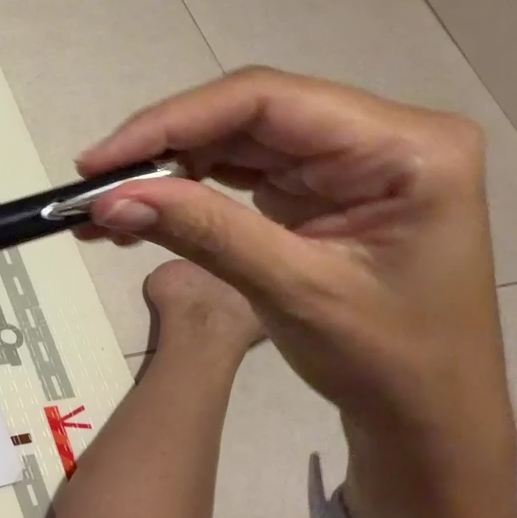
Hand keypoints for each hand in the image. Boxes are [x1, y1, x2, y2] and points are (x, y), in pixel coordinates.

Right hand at [76, 68, 516, 517]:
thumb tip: (108, 201)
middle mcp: (377, 138)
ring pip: (232, 143)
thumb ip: (204, 232)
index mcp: (403, 146)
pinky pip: (236, 175)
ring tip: (102, 208)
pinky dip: (182, 193)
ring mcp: (345, 163)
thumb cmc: (388, 359)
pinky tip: (138, 215)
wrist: (427, 415)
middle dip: (161, 149)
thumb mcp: (293, 291)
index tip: (100, 163)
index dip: (173, 122)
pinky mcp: (317, 190)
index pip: (267, 101)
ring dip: (163, 172)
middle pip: (245, 116)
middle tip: (90, 188)